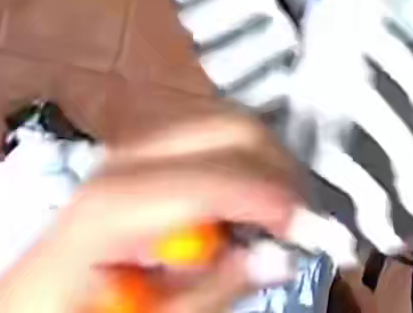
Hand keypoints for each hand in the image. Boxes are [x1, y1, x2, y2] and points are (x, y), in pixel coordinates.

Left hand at [0, 113, 301, 312]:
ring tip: (276, 203)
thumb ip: (206, 294)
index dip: (267, 196)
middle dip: (274, 164)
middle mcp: (118, 161)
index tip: (305, 224)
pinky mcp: (137, 156)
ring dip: (262, 155)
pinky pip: (209, 131)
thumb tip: (281, 255)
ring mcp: (127, 150)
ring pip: (225, 118)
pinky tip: (243, 194)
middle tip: (297, 212)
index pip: (212, 177)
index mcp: (107, 207)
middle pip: (226, 128)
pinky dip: (240, 153)